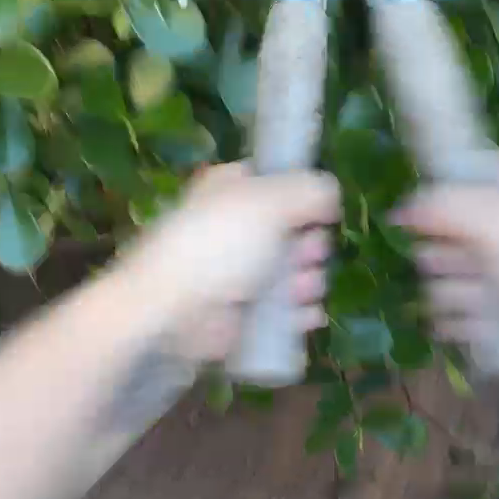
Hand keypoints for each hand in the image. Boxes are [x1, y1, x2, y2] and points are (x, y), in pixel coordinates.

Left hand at [115, 163, 338, 358]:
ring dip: (308, 281)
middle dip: (310, 245)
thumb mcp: (269, 201)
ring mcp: (234, 274)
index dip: (303, 194)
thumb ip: (309, 190)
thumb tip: (329, 194)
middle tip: (309, 255)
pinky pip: (279, 311)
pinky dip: (297, 314)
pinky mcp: (238, 315)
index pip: (276, 181)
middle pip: (292, 231)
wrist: (168, 316)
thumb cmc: (216, 246)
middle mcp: (232, 228)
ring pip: (290, 273)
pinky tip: (306, 317)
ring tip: (303, 291)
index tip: (320, 210)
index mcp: (230, 189)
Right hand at [393, 165, 498, 364]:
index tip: (433, 227)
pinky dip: (470, 328)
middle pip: (430, 250)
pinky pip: (453, 327)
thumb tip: (398, 210)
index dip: (431, 214)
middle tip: (477, 267)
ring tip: (492, 300)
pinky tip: (495, 323)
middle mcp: (483, 241)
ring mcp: (483, 284)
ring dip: (459, 299)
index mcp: (490, 202)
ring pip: (436, 292)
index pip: (437, 199)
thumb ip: (444, 208)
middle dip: (446, 263)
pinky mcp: (487, 323)